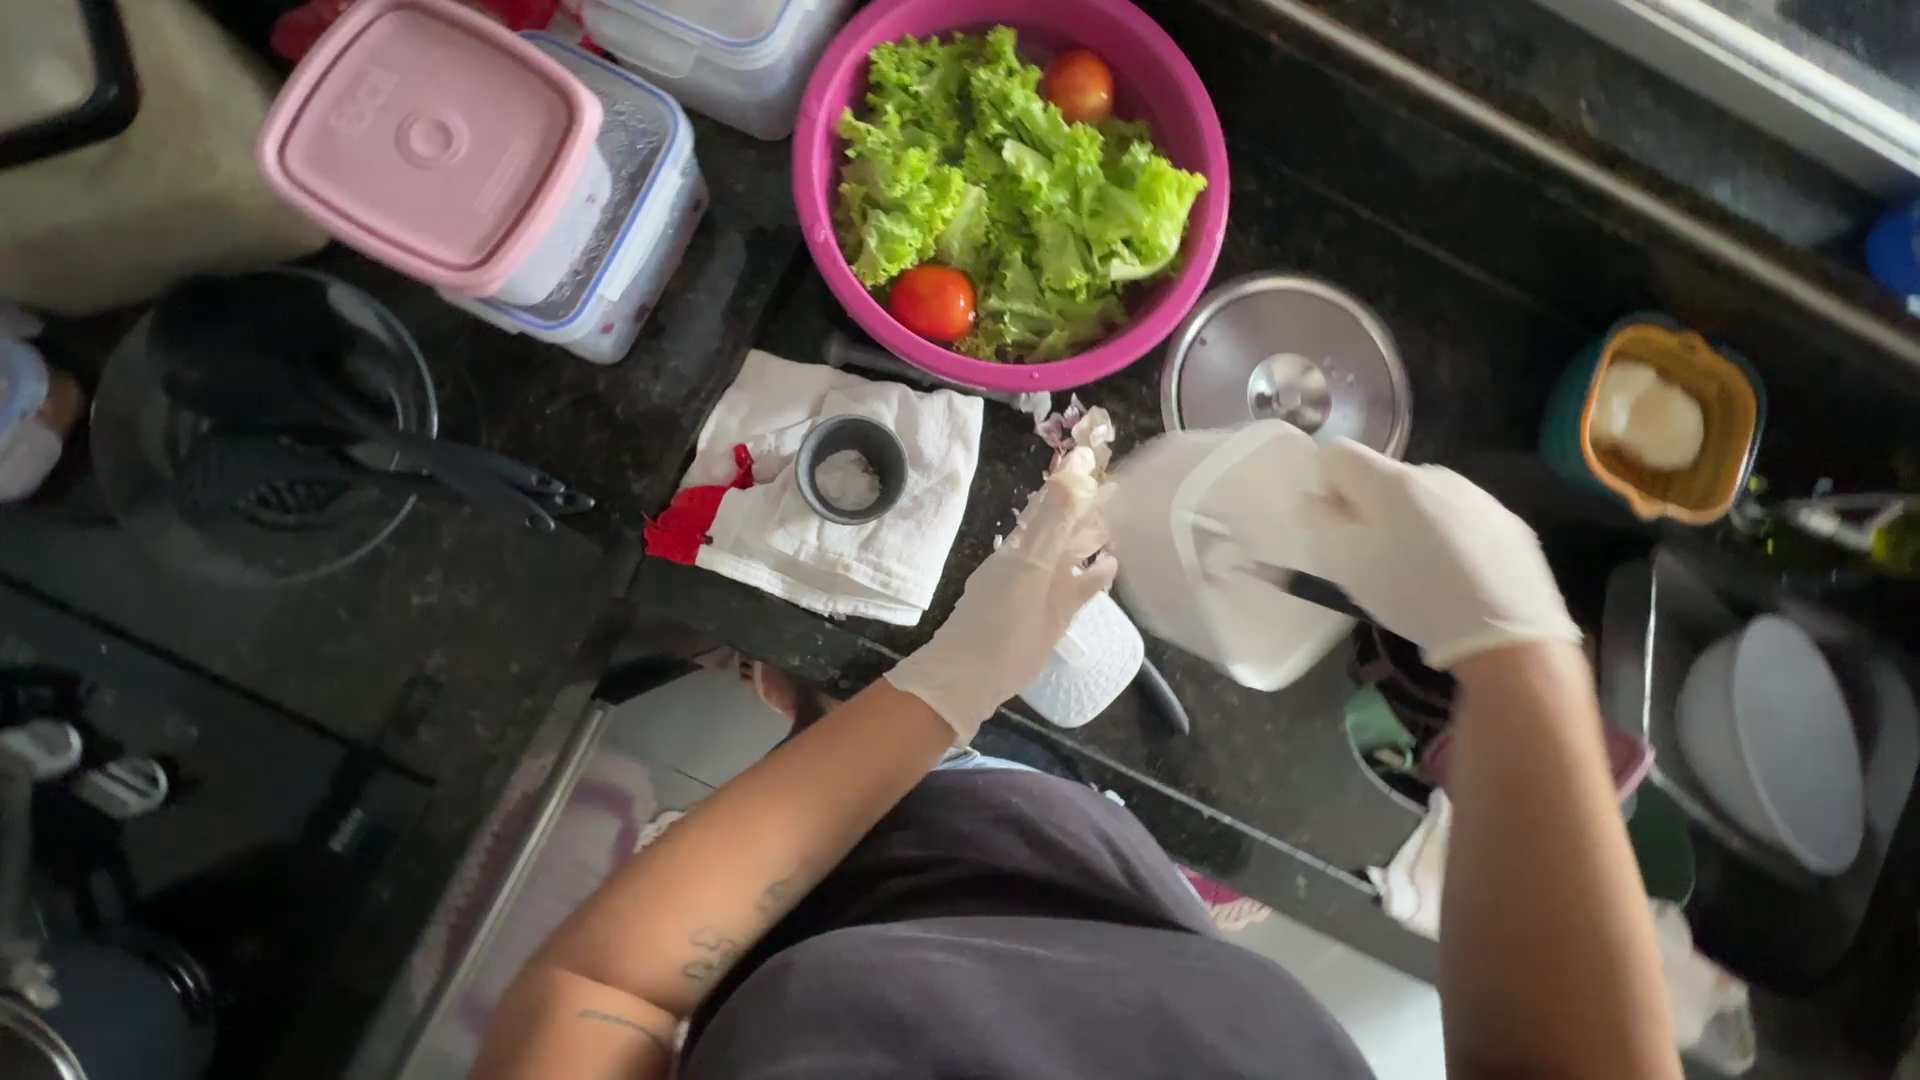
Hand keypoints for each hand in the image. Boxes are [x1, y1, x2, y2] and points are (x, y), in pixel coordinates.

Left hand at [887, 450, 1116, 743]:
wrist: (968, 680)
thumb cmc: (1001, 628)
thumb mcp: (1031, 571)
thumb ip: (1053, 521)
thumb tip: (1072, 470)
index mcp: (1025, 549)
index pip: (1054, 506)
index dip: (1076, 487)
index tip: (1100, 466)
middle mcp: (1031, 563)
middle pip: (1061, 530)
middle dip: (1088, 512)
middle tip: (1119, 494)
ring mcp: (1036, 589)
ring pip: (1065, 557)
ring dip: (1088, 541)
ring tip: (1117, 527)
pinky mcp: (1044, 614)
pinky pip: (1069, 585)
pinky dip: (1089, 575)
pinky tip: (1106, 569)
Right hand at [1300, 439, 1579, 669]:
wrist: (1503, 634)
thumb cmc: (1410, 592)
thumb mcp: (1346, 562)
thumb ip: (1320, 521)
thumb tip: (1310, 498)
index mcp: (1389, 480)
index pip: (1337, 453)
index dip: (1326, 484)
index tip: (1336, 524)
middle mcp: (1433, 474)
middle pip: (1381, 476)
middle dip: (1367, 505)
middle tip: (1371, 553)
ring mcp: (1476, 496)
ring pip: (1421, 497)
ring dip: (1407, 520)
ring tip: (1416, 567)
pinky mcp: (1507, 521)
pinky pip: (1459, 516)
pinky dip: (1446, 536)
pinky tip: (1453, 574)